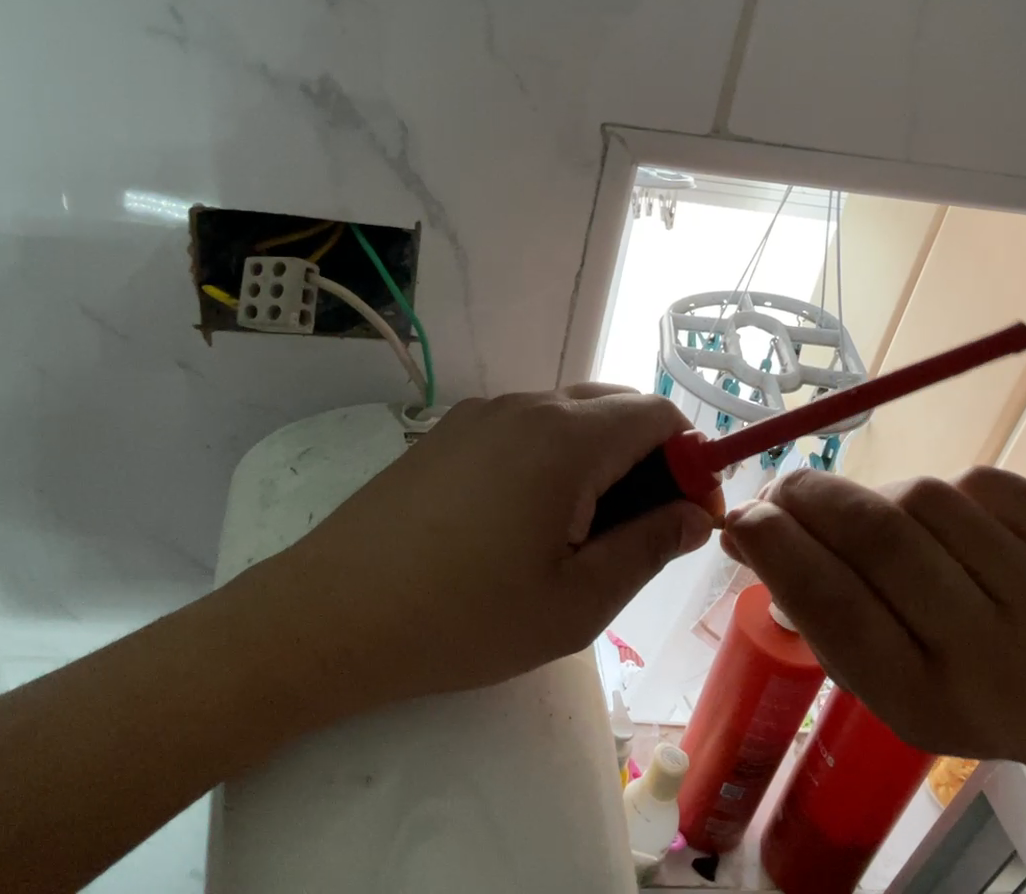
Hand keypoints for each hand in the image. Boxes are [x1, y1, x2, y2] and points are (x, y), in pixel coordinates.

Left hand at [260, 385, 714, 710]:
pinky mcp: (444, 434)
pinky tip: (520, 524)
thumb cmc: (465, 618)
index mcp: (566, 436)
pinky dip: (549, 460)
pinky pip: (522, 430)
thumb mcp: (577, 601)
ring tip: (575, 537)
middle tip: (634, 535)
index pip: (659, 415)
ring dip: (596, 462)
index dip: (690, 462)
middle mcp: (524, 406)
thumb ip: (649, 546)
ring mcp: (476, 415)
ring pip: (566, 417)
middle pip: (615, 407)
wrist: (331, 615)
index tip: (685, 521)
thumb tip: (693, 515)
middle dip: (646, 461)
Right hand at [723, 467, 1025, 774]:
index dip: (779, 548)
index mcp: (926, 700)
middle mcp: (993, 655)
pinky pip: (980, 482)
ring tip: (879, 520)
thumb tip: (739, 530)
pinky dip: (944, 492)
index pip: (835, 605)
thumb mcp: (875, 677)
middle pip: (879, 539)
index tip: (742, 517)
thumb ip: (809, 605)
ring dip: (878, 496)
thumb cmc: (956, 690)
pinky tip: (949, 527)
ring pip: (924, 498)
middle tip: (783, 488)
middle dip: (813, 498)